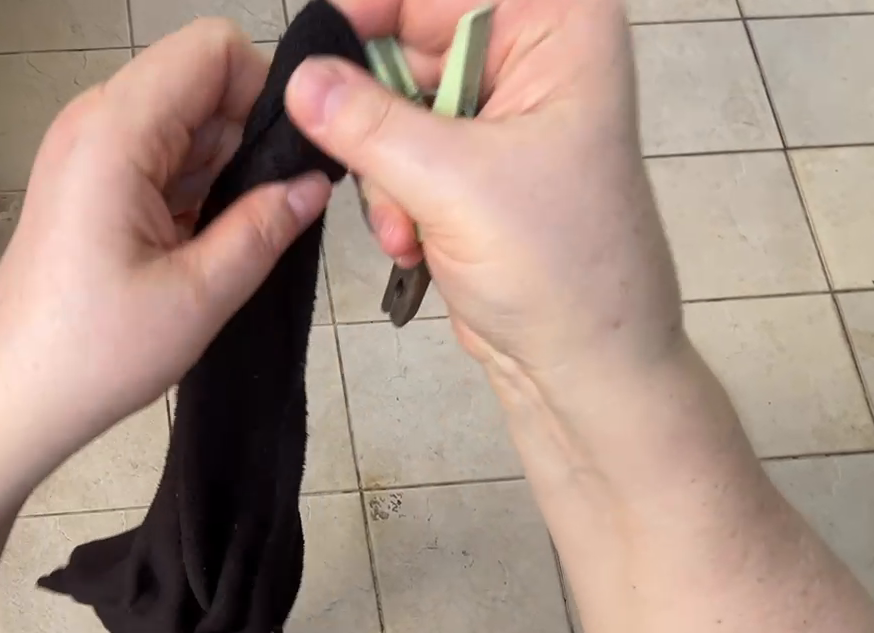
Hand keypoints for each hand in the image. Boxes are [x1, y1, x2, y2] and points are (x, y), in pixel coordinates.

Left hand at [0, 19, 332, 473]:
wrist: (13, 401)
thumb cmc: (95, 355)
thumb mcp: (198, 296)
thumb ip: (264, 228)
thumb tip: (315, 183)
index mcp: (115, 131)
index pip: (213, 49)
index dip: (264, 93)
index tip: (286, 164)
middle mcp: (92, 126)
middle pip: (197, 88)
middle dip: (243, 144)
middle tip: (262, 224)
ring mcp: (82, 159)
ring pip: (178, 132)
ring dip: (216, 180)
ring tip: (220, 253)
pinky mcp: (81, 193)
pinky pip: (152, 168)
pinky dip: (186, 200)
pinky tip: (191, 257)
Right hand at [287, 0, 682, 380]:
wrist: (574, 357)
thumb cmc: (546, 257)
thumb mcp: (451, 181)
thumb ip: (367, 125)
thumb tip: (298, 78)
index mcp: (554, 26)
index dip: (369, 18)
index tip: (309, 64)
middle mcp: (528, 62)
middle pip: (410, 57)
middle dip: (380, 130)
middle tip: (376, 182)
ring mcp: (497, 125)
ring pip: (395, 120)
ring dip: (386, 182)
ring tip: (407, 231)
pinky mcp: (470, 177)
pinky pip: (402, 166)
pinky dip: (395, 206)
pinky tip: (413, 245)